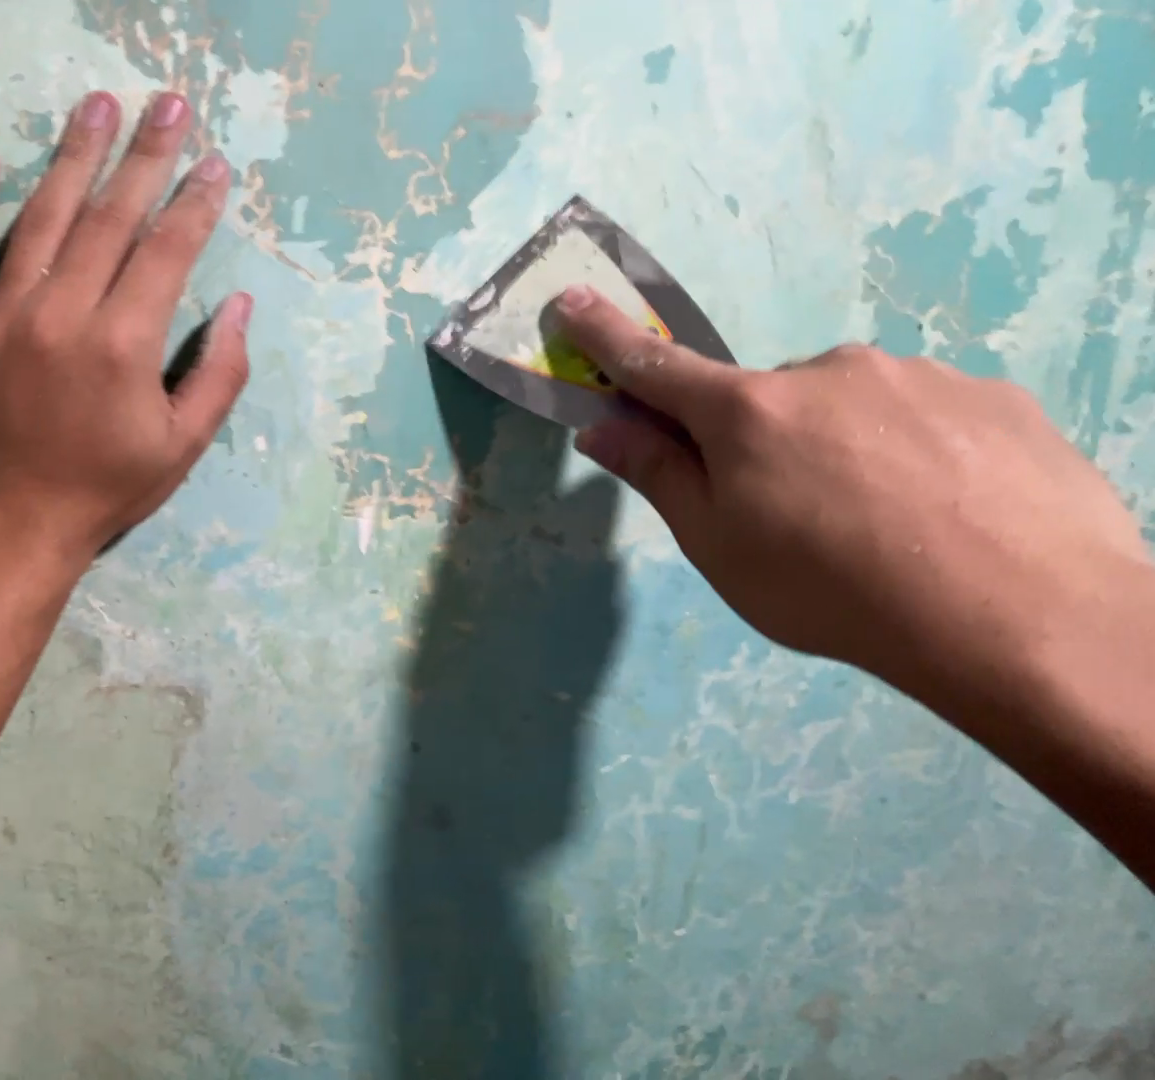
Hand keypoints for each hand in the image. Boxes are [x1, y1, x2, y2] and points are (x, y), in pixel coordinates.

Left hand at [0, 91, 251, 562]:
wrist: (18, 523)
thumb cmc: (108, 487)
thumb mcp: (184, 445)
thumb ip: (219, 374)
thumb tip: (237, 306)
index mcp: (123, 343)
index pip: (166, 251)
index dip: (195, 204)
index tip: (213, 166)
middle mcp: (62, 314)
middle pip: (109, 218)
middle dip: (144, 157)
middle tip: (166, 106)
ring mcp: (3, 315)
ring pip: (41, 218)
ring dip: (72, 158)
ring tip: (95, 107)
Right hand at [553, 285, 1147, 691]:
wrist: (1022, 619)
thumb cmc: (828, 587)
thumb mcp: (715, 544)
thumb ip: (657, 475)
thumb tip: (599, 426)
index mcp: (746, 411)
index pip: (654, 363)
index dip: (605, 335)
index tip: (572, 301)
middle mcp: (827, 372)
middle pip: (761, 398)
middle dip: (754, 437)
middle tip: (782, 509)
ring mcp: (918, 377)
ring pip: (845, 405)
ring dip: (835, 443)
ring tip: (874, 519)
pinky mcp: (993, 398)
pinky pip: (919, 414)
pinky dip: (907, 450)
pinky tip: (935, 508)